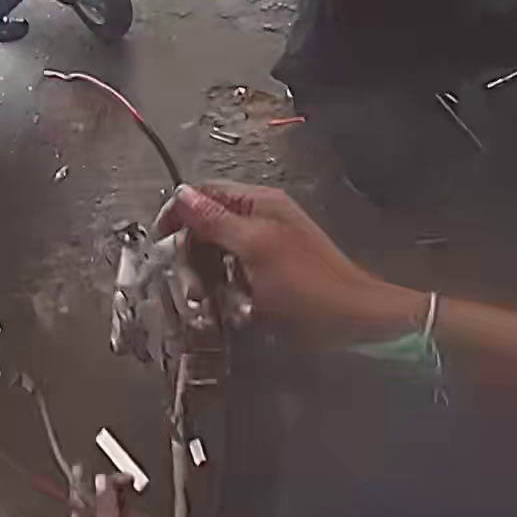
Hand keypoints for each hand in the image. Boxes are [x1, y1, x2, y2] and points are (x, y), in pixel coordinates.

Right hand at [156, 182, 424, 340]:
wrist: (356, 322)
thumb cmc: (306, 286)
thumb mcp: (255, 249)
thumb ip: (216, 221)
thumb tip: (180, 193)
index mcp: (258, 203)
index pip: (204, 193)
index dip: (178, 214)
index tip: (161, 244)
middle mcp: (259, 219)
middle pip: (205, 226)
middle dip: (192, 257)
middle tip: (193, 292)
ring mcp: (263, 247)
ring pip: (214, 254)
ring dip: (206, 279)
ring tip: (209, 306)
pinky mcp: (266, 274)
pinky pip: (231, 275)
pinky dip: (225, 291)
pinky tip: (232, 310)